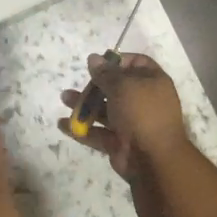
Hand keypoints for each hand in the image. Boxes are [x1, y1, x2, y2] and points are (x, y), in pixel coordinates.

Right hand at [59, 52, 194, 179]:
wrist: (154, 159)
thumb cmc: (142, 113)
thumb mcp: (123, 86)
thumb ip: (105, 73)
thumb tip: (93, 57)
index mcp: (152, 82)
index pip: (137, 63)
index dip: (118, 60)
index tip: (98, 62)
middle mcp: (143, 101)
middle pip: (117, 87)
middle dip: (96, 85)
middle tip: (80, 82)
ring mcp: (131, 123)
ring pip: (105, 110)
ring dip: (84, 104)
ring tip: (64, 98)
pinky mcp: (119, 143)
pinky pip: (98, 133)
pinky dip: (81, 129)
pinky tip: (63, 124)